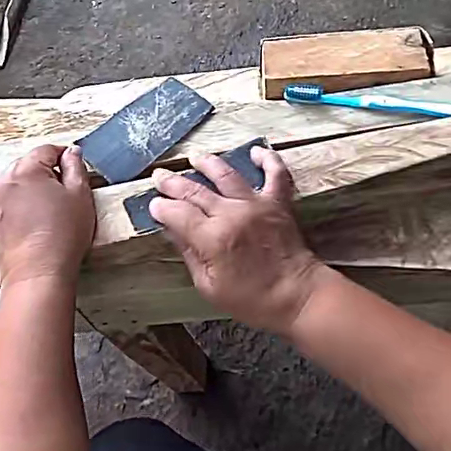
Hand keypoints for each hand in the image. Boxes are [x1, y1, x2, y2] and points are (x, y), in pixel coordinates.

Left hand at [0, 145, 96, 287]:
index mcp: (25, 172)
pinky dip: (19, 211)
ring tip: (51, 213)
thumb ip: (76, 167)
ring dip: (31, 192)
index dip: (64, 155)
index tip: (74, 165)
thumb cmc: (61, 236)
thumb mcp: (81, 195)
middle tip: (66, 193)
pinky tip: (36, 225)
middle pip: (26, 166)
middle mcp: (1, 184)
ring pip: (14, 187)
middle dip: (46, 174)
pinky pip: (5, 207)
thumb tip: (72, 152)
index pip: (45, 150)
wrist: (37, 273)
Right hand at [147, 147, 325, 334]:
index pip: (177, 213)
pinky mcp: (278, 203)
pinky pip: (275, 174)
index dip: (161, 207)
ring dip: (209, 163)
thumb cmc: (251, 299)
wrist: (296, 295)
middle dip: (174, 183)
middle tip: (160, 177)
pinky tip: (256, 151)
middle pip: (196, 191)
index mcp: (212, 237)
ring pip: (228, 175)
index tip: (153, 204)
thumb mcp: (208, 285)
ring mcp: (257, 204)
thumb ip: (190, 254)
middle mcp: (233, 214)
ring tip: (196, 157)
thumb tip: (172, 230)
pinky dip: (267, 159)